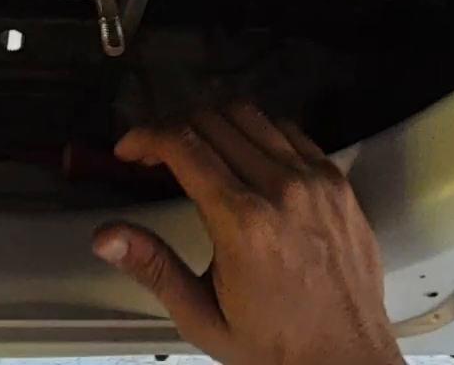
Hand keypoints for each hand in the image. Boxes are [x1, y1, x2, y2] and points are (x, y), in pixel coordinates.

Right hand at [92, 105, 401, 364]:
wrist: (350, 363)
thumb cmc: (273, 345)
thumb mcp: (202, 317)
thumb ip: (152, 267)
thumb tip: (104, 236)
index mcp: (242, 221)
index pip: (182, 144)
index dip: (145, 135)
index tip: (128, 150)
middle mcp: (279, 188)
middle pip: (209, 119)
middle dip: (171, 125)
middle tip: (155, 151)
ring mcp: (313, 178)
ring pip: (247, 113)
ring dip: (210, 120)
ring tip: (195, 146)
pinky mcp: (336, 178)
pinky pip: (285, 129)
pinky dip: (254, 129)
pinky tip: (243, 153)